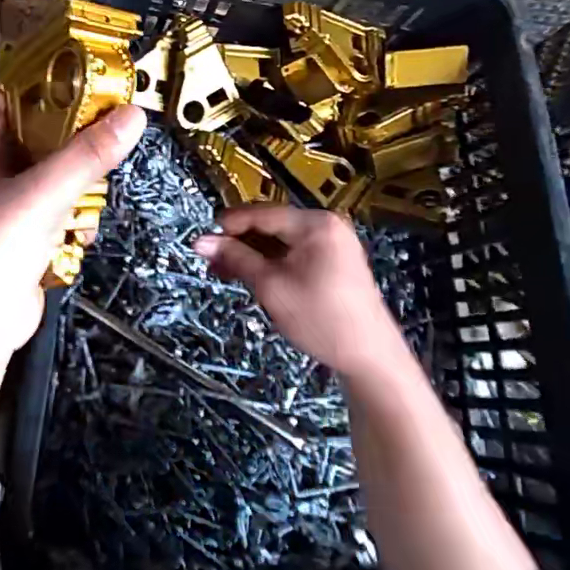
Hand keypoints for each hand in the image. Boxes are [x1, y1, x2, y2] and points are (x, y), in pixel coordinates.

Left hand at [0, 89, 145, 358]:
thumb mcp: (40, 195)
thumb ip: (86, 156)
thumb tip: (128, 117)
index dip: (31, 81)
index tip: (74, 73)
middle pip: (35, 138)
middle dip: (70, 136)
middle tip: (105, 127)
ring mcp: (9, 213)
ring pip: (53, 179)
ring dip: (78, 184)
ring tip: (96, 185)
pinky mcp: (27, 244)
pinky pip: (60, 218)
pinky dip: (76, 222)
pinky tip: (81, 232)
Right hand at [195, 206, 405, 381]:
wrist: (368, 356)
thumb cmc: (320, 318)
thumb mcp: (271, 287)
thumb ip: (236, 259)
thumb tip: (201, 242)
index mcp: (315, 224)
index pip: (262, 213)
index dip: (229, 225)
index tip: (203, 239)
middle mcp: (327, 225)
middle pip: (271, 225)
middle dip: (240, 241)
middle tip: (212, 259)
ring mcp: (333, 242)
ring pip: (281, 240)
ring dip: (253, 253)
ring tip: (225, 270)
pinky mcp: (334, 261)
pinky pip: (295, 252)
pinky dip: (272, 262)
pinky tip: (252, 275)